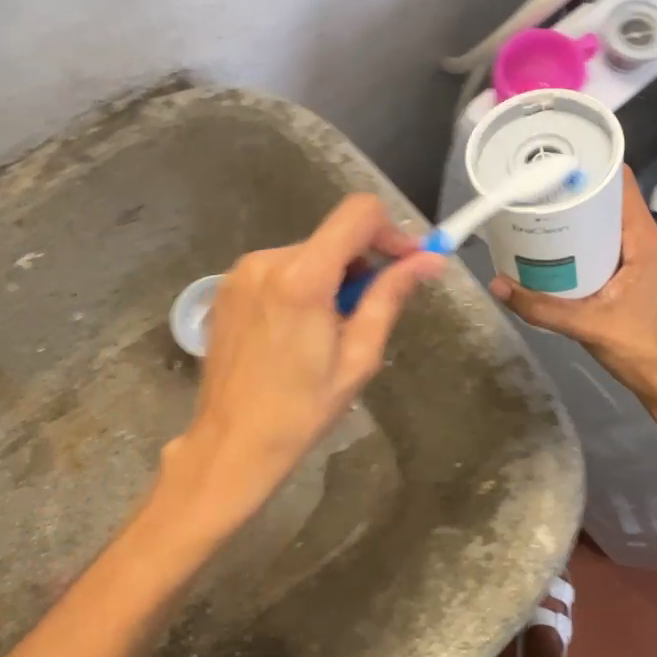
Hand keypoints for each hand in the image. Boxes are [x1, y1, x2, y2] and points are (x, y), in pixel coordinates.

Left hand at [154, 194, 445, 544]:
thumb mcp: (358, 357)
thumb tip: (430, 260)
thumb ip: (390, 297)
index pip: (358, 214)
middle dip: (360, 266)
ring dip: (330, 280)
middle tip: (366, 316)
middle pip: (332, 238)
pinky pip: (278, 271)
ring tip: (328, 333)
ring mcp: (240, 273)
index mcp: (302, 277)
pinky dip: (300, 288)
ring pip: (306, 255)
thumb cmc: (301, 409)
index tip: (407, 264)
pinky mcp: (226, 289)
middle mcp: (266, 261)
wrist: (232, 443)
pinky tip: (297, 333)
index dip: (391, 232)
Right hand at [489, 169, 656, 399]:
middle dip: (575, 187)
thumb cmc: (637, 347)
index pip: (623, 183)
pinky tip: (550, 243)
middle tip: (535, 186)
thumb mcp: (585, 325)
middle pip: (610, 196)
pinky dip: (578, 235)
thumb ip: (540, 307)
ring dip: (576, 211)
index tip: (556, 161)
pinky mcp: (628, 270)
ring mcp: (637, 255)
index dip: (593, 165)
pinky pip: (601, 239)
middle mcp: (643, 239)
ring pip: (605, 218)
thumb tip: (497, 285)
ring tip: (537, 208)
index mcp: (643, 240)